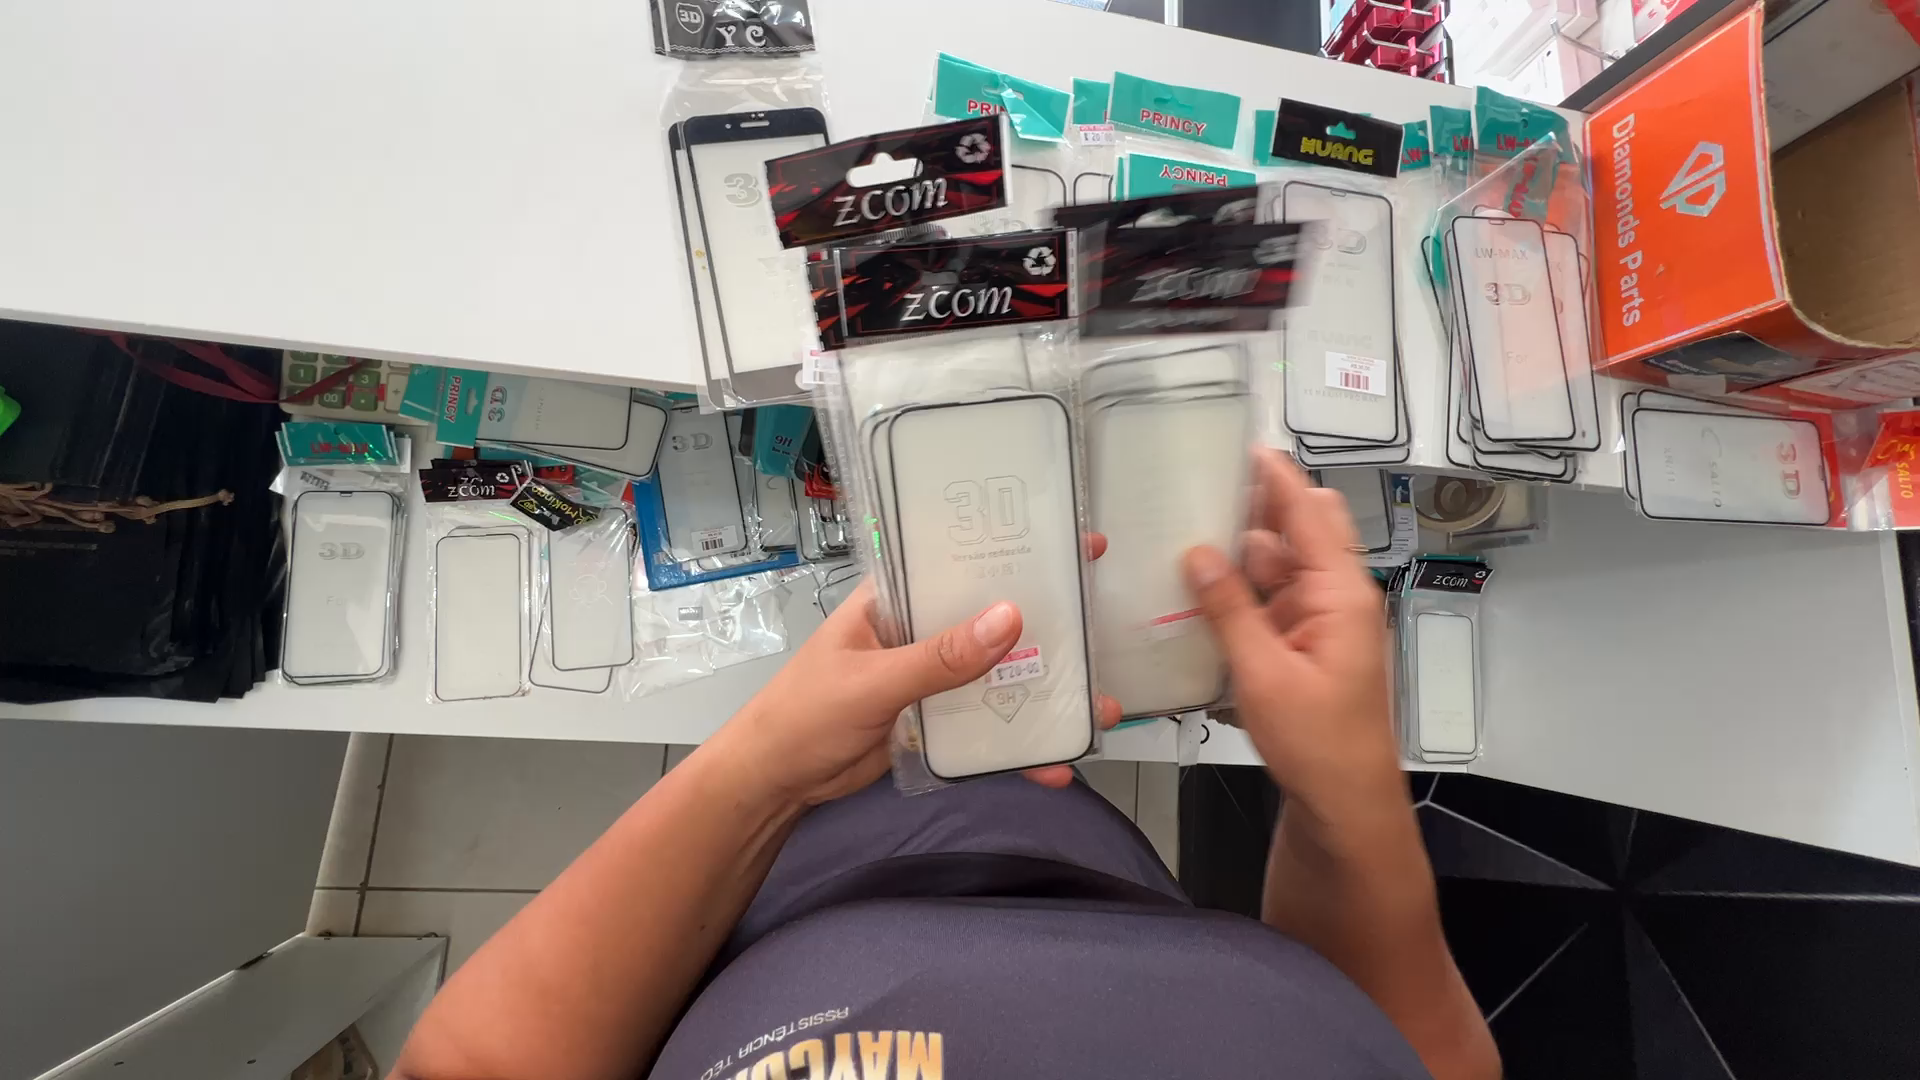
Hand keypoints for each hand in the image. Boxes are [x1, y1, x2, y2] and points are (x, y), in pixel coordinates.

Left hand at [717, 535, 1120, 807]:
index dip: (1011, 549)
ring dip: (1041, 688)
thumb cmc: (804, 714)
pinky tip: (1052, 765)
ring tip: (1097, 705)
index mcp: (896, 598)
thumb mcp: (871, 682)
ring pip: (996, 673)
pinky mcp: (937, 719)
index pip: (958, 559)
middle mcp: (920, 628)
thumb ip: (937, 658)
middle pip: (990, 616)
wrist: (776, 783)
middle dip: (1044, 622)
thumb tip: (1011, 619)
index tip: (1070, 542)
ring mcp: (932, 675)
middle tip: (1099, 621)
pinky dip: (1015, 743)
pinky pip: (985, 722)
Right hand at [1182, 449, 1400, 814]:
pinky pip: (1267, 602)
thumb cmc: (1316, 741)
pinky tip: (1199, 588)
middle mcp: (1333, 598)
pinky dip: (1237, 592)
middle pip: (1293, 535)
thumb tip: (1198, 553)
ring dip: (1237, 556)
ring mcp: (1316, 622)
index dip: (1279, 478)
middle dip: (1251, 511)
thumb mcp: (1263, 672)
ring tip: (1184, 535)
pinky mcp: (1300, 644)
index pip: (1311, 514)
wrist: (1343, 803)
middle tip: (1197, 490)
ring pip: (1275, 569)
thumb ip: (1229, 609)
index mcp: (1341, 594)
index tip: (1244, 445)